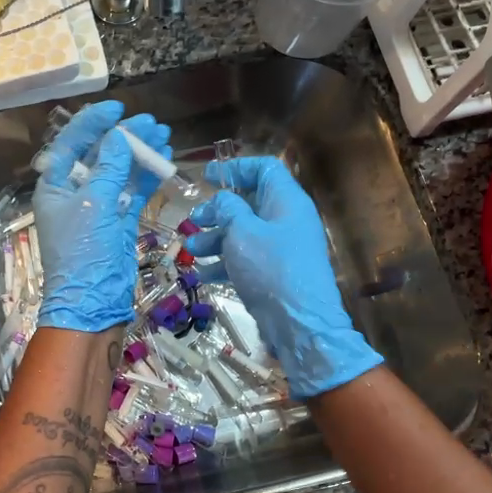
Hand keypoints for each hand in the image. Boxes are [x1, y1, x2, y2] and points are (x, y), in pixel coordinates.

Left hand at [33, 101, 171, 332]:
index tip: (117, 108)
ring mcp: (98, 206)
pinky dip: (147, 176)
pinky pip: (133, 191)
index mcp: (54, 185)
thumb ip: (109, 168)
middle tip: (151, 123)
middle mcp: (74, 192)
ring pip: (120, 171)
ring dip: (140, 153)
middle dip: (124, 136)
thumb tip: (120, 136)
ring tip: (164, 135)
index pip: (71, 143)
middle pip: (99, 154)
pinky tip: (164, 159)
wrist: (93, 302)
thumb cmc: (83, 252)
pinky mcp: (118, 221)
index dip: (93, 123)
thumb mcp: (93, 205)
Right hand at [184, 156, 383, 397]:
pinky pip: (245, 259)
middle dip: (217, 211)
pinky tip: (202, 275)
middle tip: (194, 219)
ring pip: (243, 233)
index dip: (235, 168)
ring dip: (214, 239)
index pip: (264, 169)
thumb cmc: (271, 268)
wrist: (299, 323)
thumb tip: (223, 200)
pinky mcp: (274, 274)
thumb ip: (228, 209)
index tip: (207, 177)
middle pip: (249, 203)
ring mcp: (281, 249)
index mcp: (286, 202)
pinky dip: (224, 263)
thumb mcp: (242, 231)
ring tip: (192, 250)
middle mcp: (286, 221)